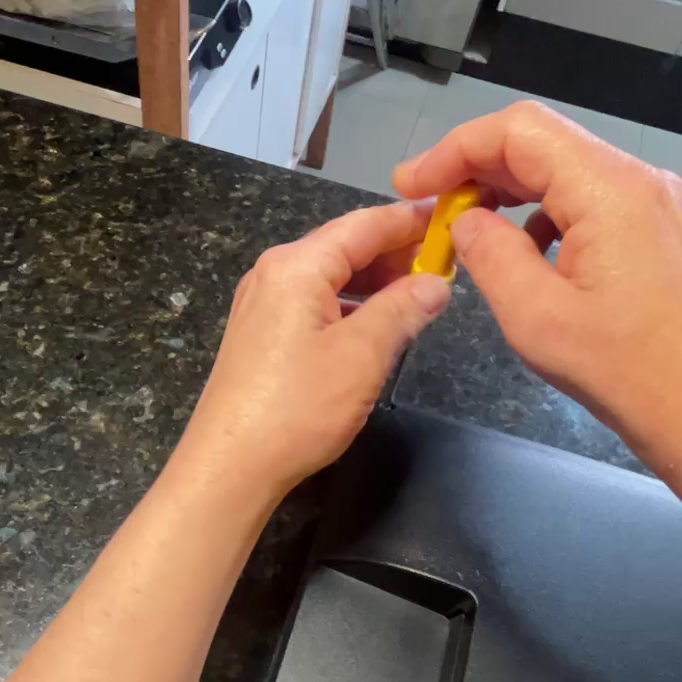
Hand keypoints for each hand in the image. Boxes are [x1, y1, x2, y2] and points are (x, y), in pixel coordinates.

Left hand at [175, 200, 451, 495]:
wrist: (230, 465)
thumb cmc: (297, 407)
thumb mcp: (362, 355)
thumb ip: (403, 309)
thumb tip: (435, 283)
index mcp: (296, 266)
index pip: (363, 225)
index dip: (410, 220)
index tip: (450, 216)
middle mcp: (273, 274)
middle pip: (343, 247)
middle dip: (394, 252)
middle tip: (443, 264)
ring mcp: (260, 305)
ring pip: (328, 278)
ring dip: (372, 282)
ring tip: (415, 295)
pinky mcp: (259, 335)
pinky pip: (312, 304)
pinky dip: (348, 306)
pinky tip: (372, 325)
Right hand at [393, 101, 681, 467]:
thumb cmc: (620, 368)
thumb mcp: (534, 314)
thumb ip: (489, 253)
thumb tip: (464, 220)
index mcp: (608, 190)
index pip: (518, 131)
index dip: (455, 149)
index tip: (411, 185)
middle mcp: (635, 179)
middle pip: (539, 142)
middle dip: (473, 167)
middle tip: (425, 205)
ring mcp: (651, 201)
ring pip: (560, 168)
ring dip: (503, 190)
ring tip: (462, 227)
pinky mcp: (653, 228)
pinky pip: (583, 199)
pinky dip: (537, 212)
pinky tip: (517, 252)